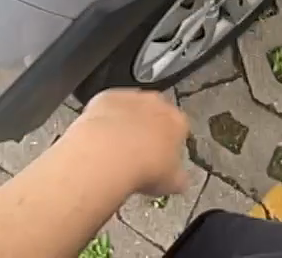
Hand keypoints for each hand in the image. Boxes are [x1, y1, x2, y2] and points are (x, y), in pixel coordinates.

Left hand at [64, 89, 191, 195]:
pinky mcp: (107, 97)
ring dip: (127, 124)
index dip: (171, 147)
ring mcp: (131, 97)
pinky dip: (106, 120)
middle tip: (139, 156)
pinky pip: (109, 108)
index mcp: (177, 121)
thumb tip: (179, 181)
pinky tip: (101, 140)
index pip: (180, 130)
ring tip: (117, 152)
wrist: (112, 155)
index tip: (163, 162)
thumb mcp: (172, 183)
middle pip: (156, 114)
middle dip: (149, 131)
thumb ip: (179, 178)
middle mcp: (157, 102)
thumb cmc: (145, 168)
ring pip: (132, 109)